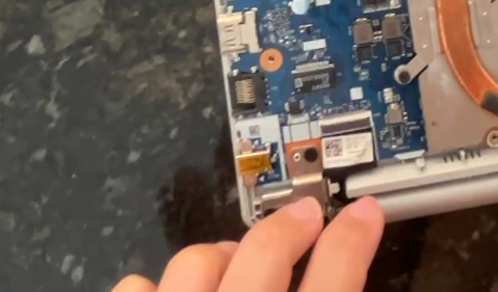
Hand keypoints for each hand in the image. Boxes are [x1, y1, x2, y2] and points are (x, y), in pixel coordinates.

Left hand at [112, 197, 384, 291]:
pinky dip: (154, 291)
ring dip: (219, 260)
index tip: (364, 212)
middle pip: (266, 254)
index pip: (336, 279)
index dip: (354, 238)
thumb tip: (338, 277)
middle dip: (289, 225)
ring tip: (232, 266)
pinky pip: (134, 288)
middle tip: (305, 214)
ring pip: (195, 264)